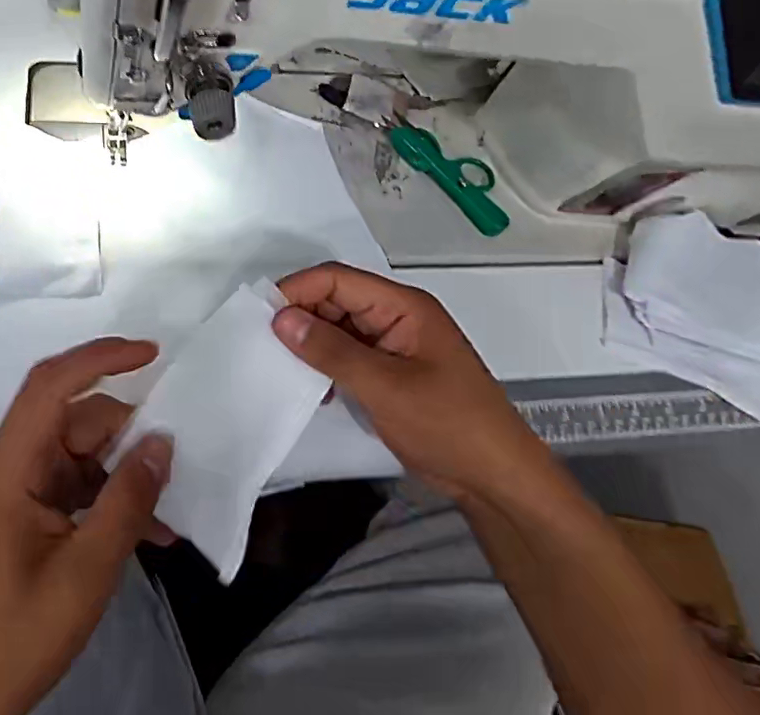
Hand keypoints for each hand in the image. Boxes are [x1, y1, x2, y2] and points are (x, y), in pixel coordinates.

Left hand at [0, 339, 174, 714]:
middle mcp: (6, 459)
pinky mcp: (20, 505)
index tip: (151, 353)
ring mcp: (12, 482)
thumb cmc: (15, 632)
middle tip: (176, 464)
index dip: (101, 357)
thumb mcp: (86, 571)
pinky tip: (145, 529)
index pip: (52, 384)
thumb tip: (162, 441)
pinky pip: (71, 480)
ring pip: (79, 451)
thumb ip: (128, 500)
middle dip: (127, 435)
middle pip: (75, 421)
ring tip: (166, 509)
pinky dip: (106, 496)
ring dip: (122, 473)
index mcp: (8, 463)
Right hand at [273, 262, 548, 501]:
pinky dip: (326, 364)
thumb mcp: (385, 387)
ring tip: (284, 367)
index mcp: (402, 306)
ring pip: (338, 327)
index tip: (262, 317)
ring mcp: (393, 344)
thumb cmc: (449, 425)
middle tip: (266, 345)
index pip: (337, 279)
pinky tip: (314, 388)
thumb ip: (330, 350)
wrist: (497, 480)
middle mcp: (396, 316)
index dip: (298, 290)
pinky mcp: (390, 370)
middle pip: (335, 299)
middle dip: (301, 316)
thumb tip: (280, 318)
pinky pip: (347, 353)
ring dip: (311, 343)